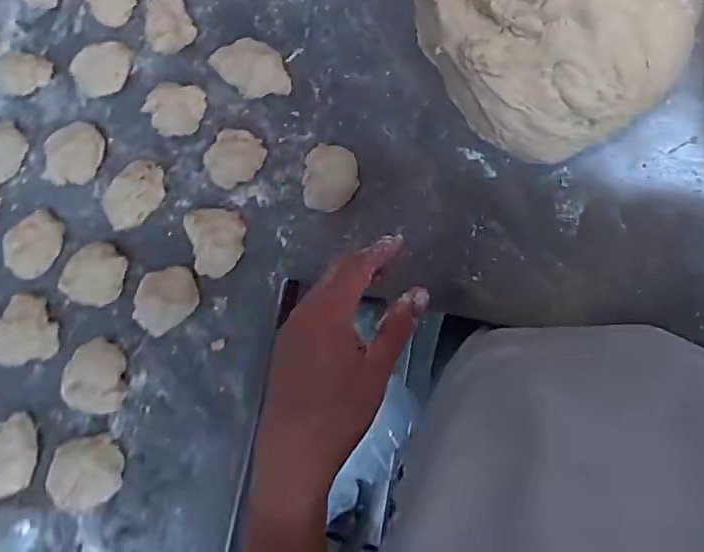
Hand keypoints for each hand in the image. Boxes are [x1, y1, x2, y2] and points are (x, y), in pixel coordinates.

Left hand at [244, 237, 427, 549]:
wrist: (290, 461)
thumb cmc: (339, 414)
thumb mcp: (377, 369)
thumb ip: (398, 326)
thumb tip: (419, 291)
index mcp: (327, 313)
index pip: (355, 268)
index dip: (378, 252)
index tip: (399, 242)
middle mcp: (304, 314)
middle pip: (335, 272)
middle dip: (363, 259)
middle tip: (391, 255)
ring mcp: (290, 331)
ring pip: (321, 288)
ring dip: (348, 277)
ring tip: (375, 278)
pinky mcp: (285, 348)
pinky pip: (313, 306)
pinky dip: (335, 295)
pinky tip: (348, 309)